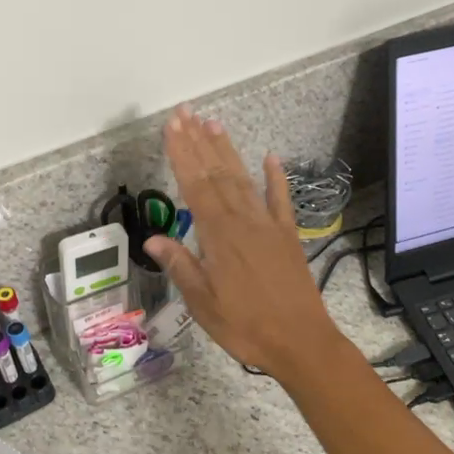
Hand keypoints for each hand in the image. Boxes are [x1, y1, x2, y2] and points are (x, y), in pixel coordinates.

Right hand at [144, 106, 347, 377]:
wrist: (300, 341)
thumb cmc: (245, 326)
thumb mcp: (202, 303)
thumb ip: (180, 265)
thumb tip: (153, 238)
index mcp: (218, 236)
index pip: (195, 185)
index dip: (182, 154)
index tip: (171, 126)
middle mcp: (243, 221)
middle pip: (217, 174)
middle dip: (199, 142)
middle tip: (185, 112)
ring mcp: (269, 225)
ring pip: (244, 179)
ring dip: (228, 151)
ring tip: (213, 124)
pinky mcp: (289, 236)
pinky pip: (281, 199)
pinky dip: (276, 177)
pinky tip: (271, 157)